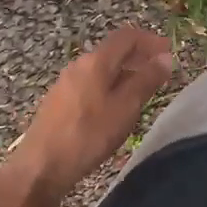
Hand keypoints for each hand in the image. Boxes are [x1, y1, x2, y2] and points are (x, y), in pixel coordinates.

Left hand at [19, 26, 171, 184]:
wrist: (38, 171)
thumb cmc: (87, 136)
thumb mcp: (125, 108)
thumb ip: (147, 80)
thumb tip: (165, 58)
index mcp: (96, 61)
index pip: (127, 36)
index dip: (150, 40)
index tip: (169, 51)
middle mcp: (79, 65)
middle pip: (113, 50)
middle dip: (138, 56)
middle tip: (159, 71)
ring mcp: (65, 84)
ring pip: (101, 68)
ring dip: (124, 73)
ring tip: (140, 91)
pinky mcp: (57, 103)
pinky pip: (90, 83)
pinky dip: (108, 86)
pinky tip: (113, 108)